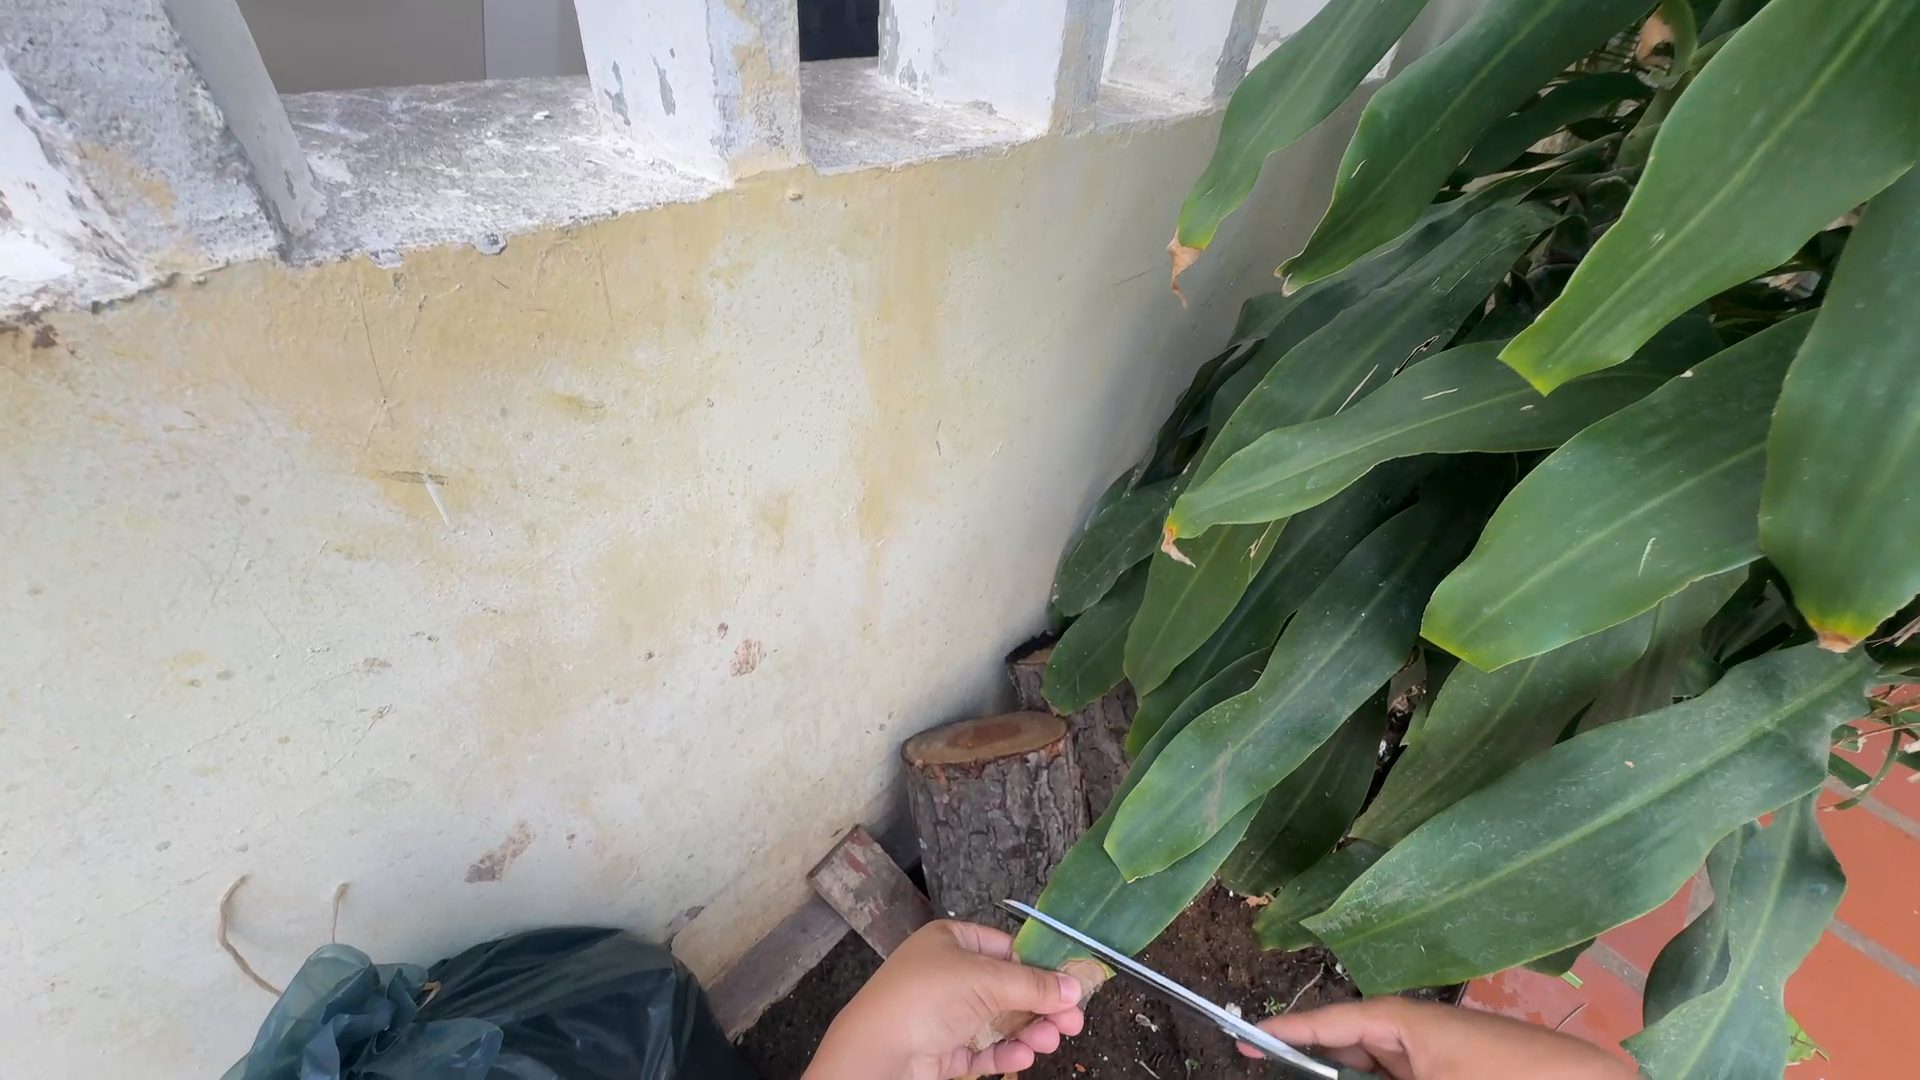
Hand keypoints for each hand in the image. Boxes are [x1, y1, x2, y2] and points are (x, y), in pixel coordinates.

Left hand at [802, 920, 1085, 1079]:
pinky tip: (1025, 1056)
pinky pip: (982, 1049)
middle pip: (1005, 987)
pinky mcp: (943, 1051)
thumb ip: (1031, 985)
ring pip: (997, 1020)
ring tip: (1053, 1041)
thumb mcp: (983, 980)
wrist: (876, 1055)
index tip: (1071, 982)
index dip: (1037, 964)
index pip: (1004, 947)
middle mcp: (948, 973)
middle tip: (1074, 1022)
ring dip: (1027, 1030)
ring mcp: (945, 1014)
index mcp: (951, 940)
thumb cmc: (926, 997)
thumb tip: (1074, 987)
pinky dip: (1005, 1053)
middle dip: (1039, 1004)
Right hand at [1242, 998, 1635, 1079]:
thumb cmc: (1504, 1079)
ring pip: (1381, 1069)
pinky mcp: (1460, 1069)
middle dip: (1322, 1066)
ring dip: (1360, 1074)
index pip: (1326, 1024)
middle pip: (1351, 1051)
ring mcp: (1438, 1053)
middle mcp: (1413, 1030)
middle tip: (1279, 1067)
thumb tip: (1331, 1073)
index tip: (1243, 1040)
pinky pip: (1406, 1074)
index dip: (1284, 1034)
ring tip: (1320, 1066)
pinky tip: (1372, 1077)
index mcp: (1399, 1020)